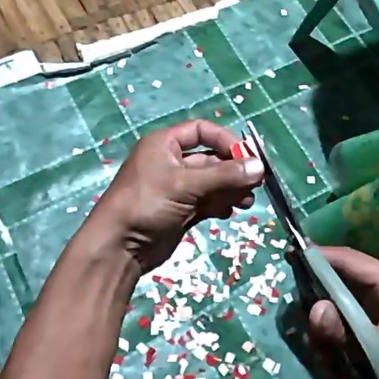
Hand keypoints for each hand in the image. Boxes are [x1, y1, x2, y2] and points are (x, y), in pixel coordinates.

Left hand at [84, 121, 263, 272]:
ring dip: (231, 189)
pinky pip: (208, 201)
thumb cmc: (146, 204)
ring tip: (246, 202)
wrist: (118, 248)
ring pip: (213, 182)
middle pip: (212, 159)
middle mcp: (171, 162)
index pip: (202, 131)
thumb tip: (260, 168)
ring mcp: (177, 188)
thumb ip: (225, 176)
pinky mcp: (181, 210)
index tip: (247, 157)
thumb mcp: (186, 185)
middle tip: (255, 184)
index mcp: (165, 144)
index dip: (226, 140)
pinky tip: (228, 212)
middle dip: (234, 171)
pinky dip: (220, 204)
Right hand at [306, 247, 378, 378]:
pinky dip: (342, 329)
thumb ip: (343, 330)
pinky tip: (336, 354)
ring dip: (332, 319)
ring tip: (325, 348)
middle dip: (323, 294)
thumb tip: (314, 309)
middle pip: (347, 277)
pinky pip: (356, 315)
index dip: (321, 257)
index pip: (352, 260)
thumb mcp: (376, 353)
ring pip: (349, 298)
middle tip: (302, 314)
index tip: (292, 256)